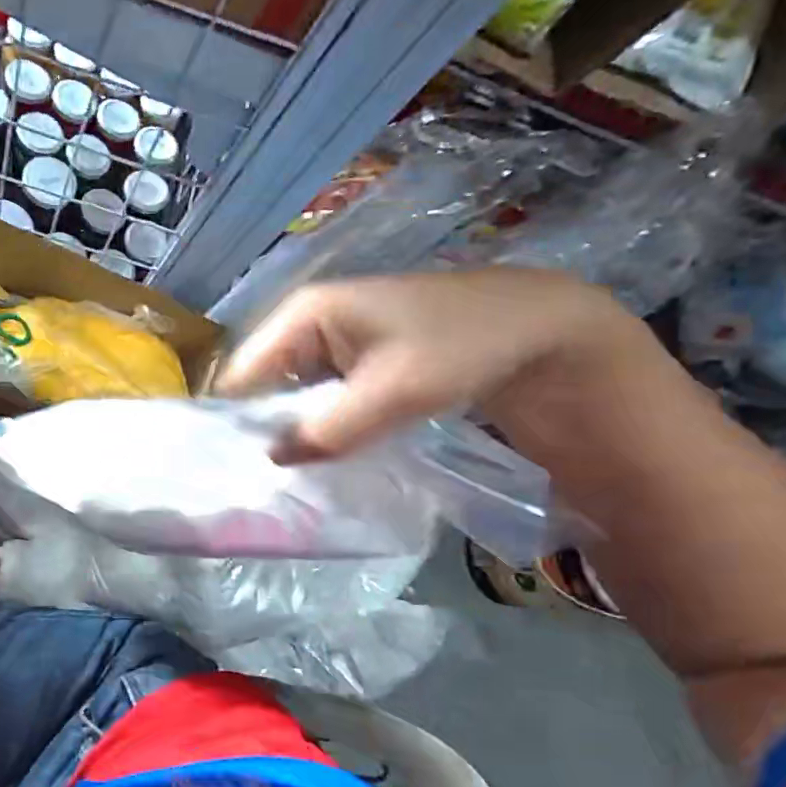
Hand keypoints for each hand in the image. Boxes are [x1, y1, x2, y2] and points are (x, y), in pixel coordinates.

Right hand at [206, 268, 645, 460]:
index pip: (240, 373)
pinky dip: (316, 422)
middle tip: (268, 473)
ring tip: (294, 466)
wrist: (548, 326)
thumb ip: (327, 430)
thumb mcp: (394, 393)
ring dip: (292, 427)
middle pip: (259, 383)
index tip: (242, 464)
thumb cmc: (465, 346)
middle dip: (263, 426)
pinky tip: (324, 448)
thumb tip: (271, 460)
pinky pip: (314, 394)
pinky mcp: (350, 356)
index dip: (236, 419)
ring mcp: (327, 337)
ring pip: (286, 392)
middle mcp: (304, 321)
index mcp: (302, 313)